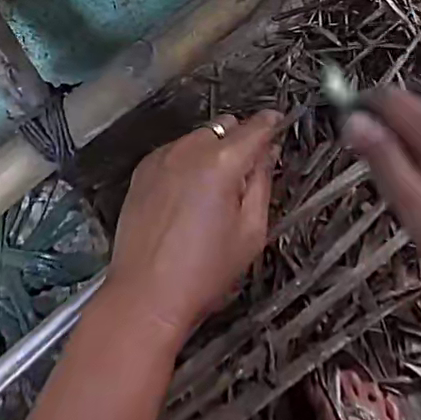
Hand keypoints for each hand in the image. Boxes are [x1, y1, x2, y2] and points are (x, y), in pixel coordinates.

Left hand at [107, 111, 282, 341]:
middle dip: (240, 140)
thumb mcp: (250, 231)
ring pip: (199, 137)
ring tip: (213, 189)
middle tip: (246, 171)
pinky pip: (174, 151)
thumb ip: (262, 182)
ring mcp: (162, 156)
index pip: (255, 128)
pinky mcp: (143, 169)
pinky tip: (187, 194)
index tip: (278, 123)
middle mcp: (190, 149)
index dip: (270, 123)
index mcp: (222, 162)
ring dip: (212, 150)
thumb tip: (267, 152)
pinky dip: (187, 161)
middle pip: (225, 126)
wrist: (145, 296)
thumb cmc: (204, 271)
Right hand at [341, 88, 420, 304]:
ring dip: (400, 150)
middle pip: (404, 109)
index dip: (360, 109)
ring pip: (417, 127)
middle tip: (376, 177)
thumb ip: (382, 157)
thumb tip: (353, 120)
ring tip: (404, 193)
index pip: (389, 97)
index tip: (346, 136)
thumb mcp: (413, 204)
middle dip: (382, 134)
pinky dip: (419, 158)